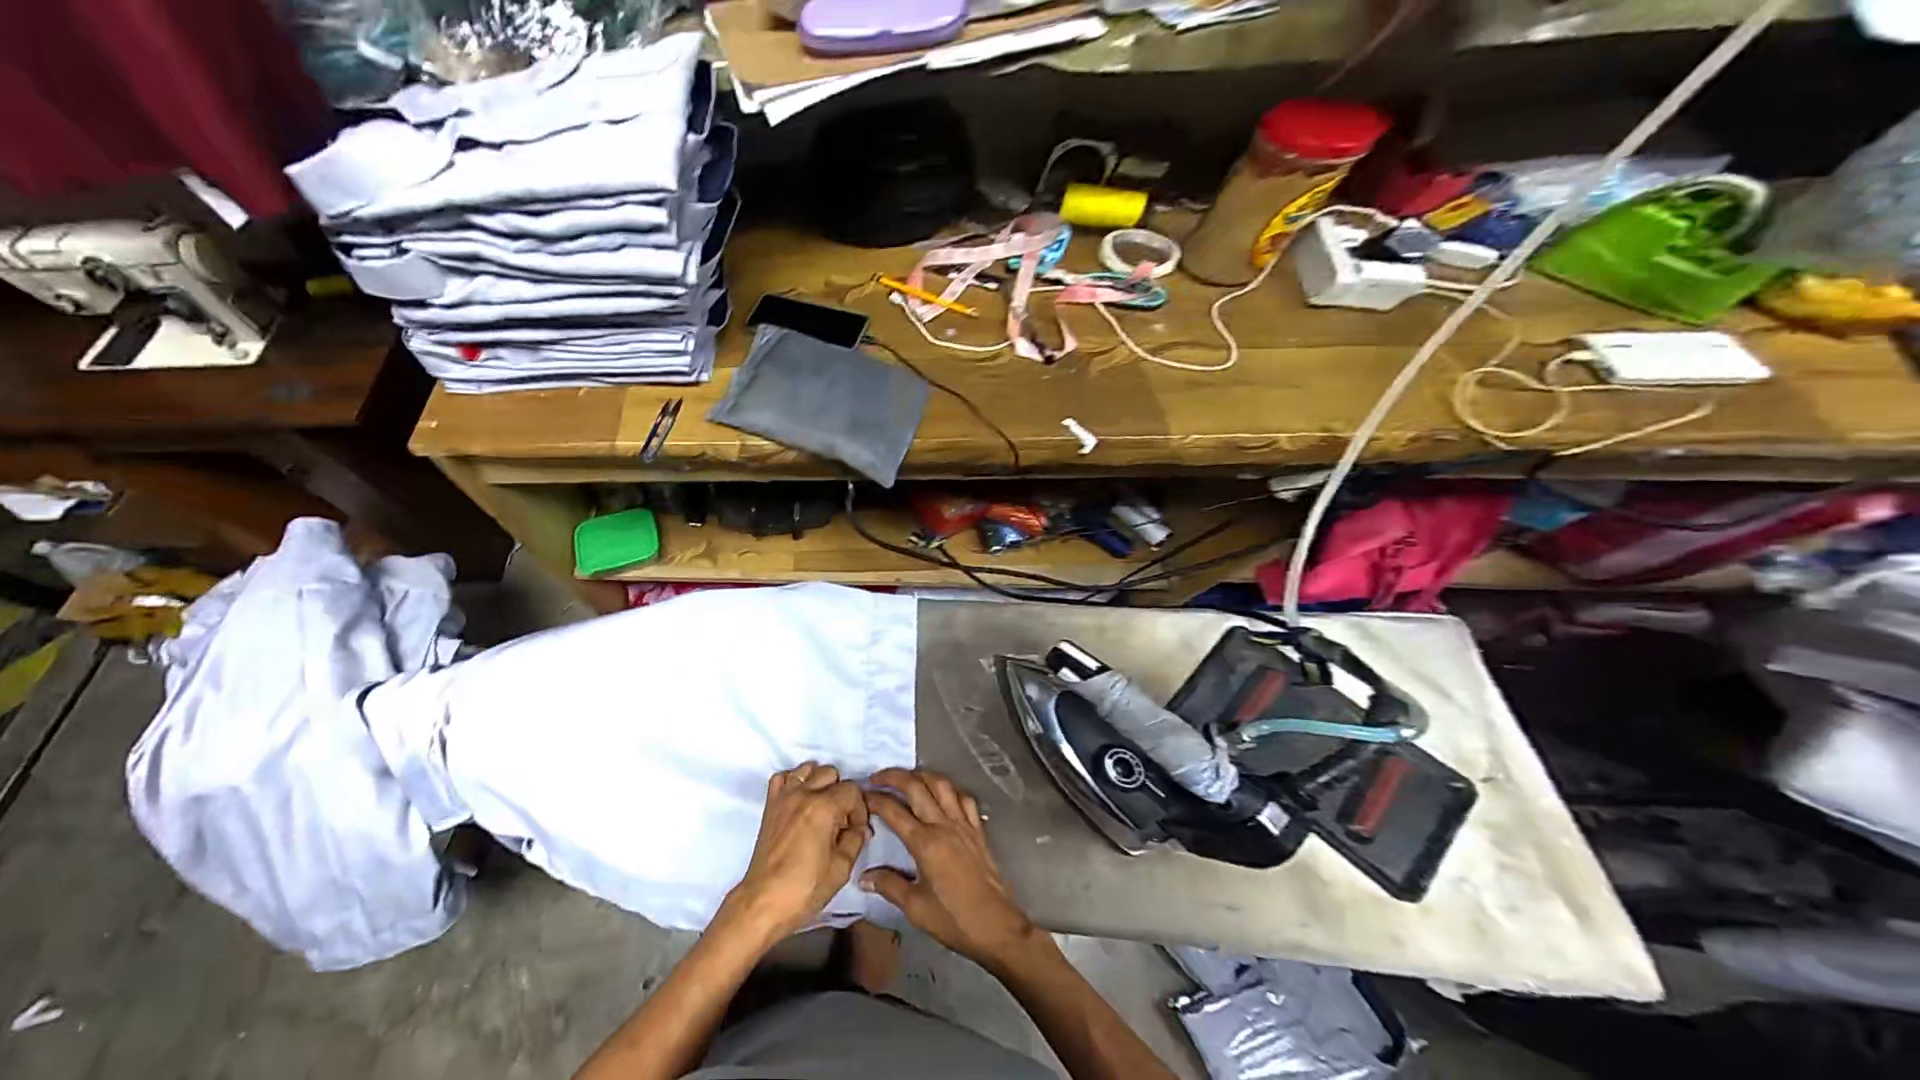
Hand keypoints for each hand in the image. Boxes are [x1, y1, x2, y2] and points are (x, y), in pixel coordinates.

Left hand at [722, 762, 868, 940]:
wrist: (763, 902)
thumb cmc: (804, 889)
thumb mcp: (841, 868)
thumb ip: (855, 840)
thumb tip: (861, 828)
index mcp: (823, 808)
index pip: (852, 790)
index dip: (860, 809)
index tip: (857, 829)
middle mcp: (803, 795)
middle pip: (831, 773)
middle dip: (842, 793)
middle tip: (842, 819)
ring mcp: (783, 797)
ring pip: (808, 769)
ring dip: (819, 782)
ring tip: (822, 807)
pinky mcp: (770, 805)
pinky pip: (783, 777)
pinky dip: (794, 781)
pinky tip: (800, 800)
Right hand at [861, 767, 1039, 971]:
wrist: (995, 925)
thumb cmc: (952, 919)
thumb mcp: (914, 907)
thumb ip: (888, 885)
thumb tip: (864, 876)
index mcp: (925, 842)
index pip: (894, 811)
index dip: (875, 800)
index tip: (861, 796)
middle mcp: (944, 825)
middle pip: (917, 787)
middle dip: (894, 776)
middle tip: (877, 778)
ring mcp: (964, 824)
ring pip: (942, 785)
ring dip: (922, 776)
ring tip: (908, 779)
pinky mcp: (978, 830)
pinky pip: (964, 798)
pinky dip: (950, 790)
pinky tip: (943, 795)